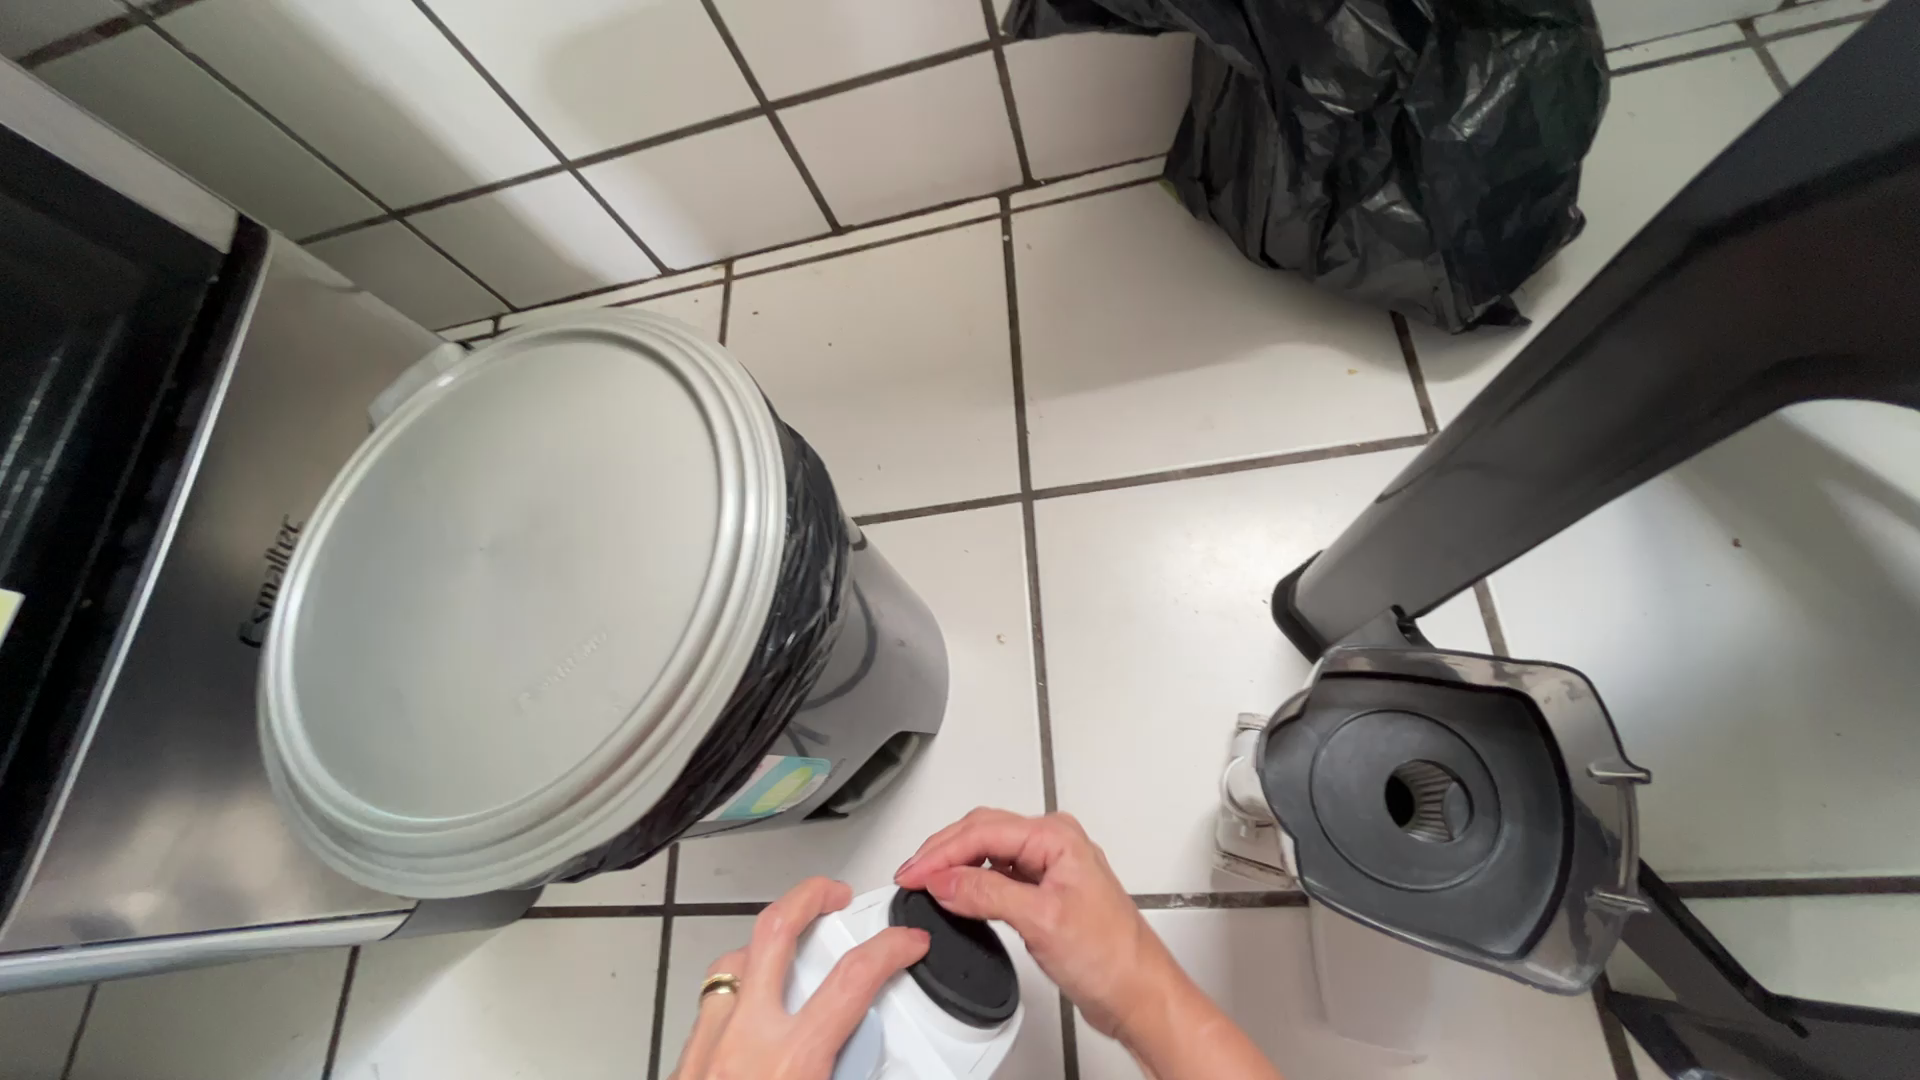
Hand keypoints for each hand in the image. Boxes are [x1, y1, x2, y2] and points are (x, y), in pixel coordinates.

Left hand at [673, 877, 928, 1079]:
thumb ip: (862, 1070)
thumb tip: (886, 1060)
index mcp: (790, 1064)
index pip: (853, 978)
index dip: (891, 948)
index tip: (907, 943)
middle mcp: (744, 1043)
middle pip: (776, 931)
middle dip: (811, 897)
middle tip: (836, 896)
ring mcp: (707, 1048)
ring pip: (735, 960)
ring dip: (769, 942)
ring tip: (796, 944)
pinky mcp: (683, 1065)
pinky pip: (713, 1000)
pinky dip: (739, 986)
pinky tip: (754, 1003)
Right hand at [892, 808, 1176, 1037]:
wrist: (1139, 994)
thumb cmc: (1112, 956)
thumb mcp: (1041, 921)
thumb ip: (987, 895)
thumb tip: (944, 880)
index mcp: (1056, 837)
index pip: (983, 831)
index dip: (942, 852)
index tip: (914, 873)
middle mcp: (1052, 843)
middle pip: (983, 832)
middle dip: (943, 851)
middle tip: (910, 874)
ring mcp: (1048, 866)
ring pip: (988, 850)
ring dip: (955, 863)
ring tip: (925, 880)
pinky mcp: (1044, 889)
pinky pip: (998, 872)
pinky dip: (972, 879)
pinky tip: (957, 892)